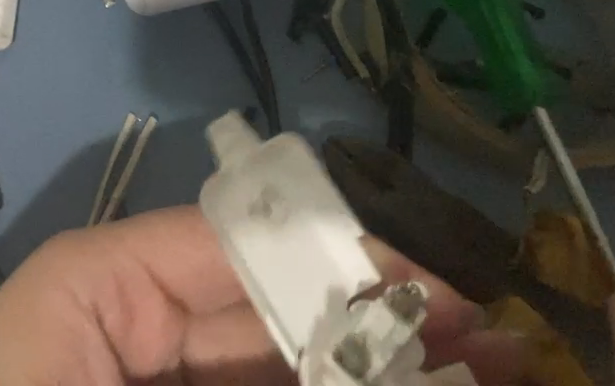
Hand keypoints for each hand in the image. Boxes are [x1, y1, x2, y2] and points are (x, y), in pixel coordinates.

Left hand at [0, 205, 524, 385]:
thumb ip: (256, 362)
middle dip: (382, 331)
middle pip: (276, 315)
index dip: (349, 256)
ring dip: (368, 376)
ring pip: (275, 368)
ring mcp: (151, 373)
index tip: (456, 292)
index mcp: (111, 277)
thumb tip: (385, 365)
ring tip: (489, 379)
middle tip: (504, 354)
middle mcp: (136, 319)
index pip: (245, 243)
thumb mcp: (110, 352)